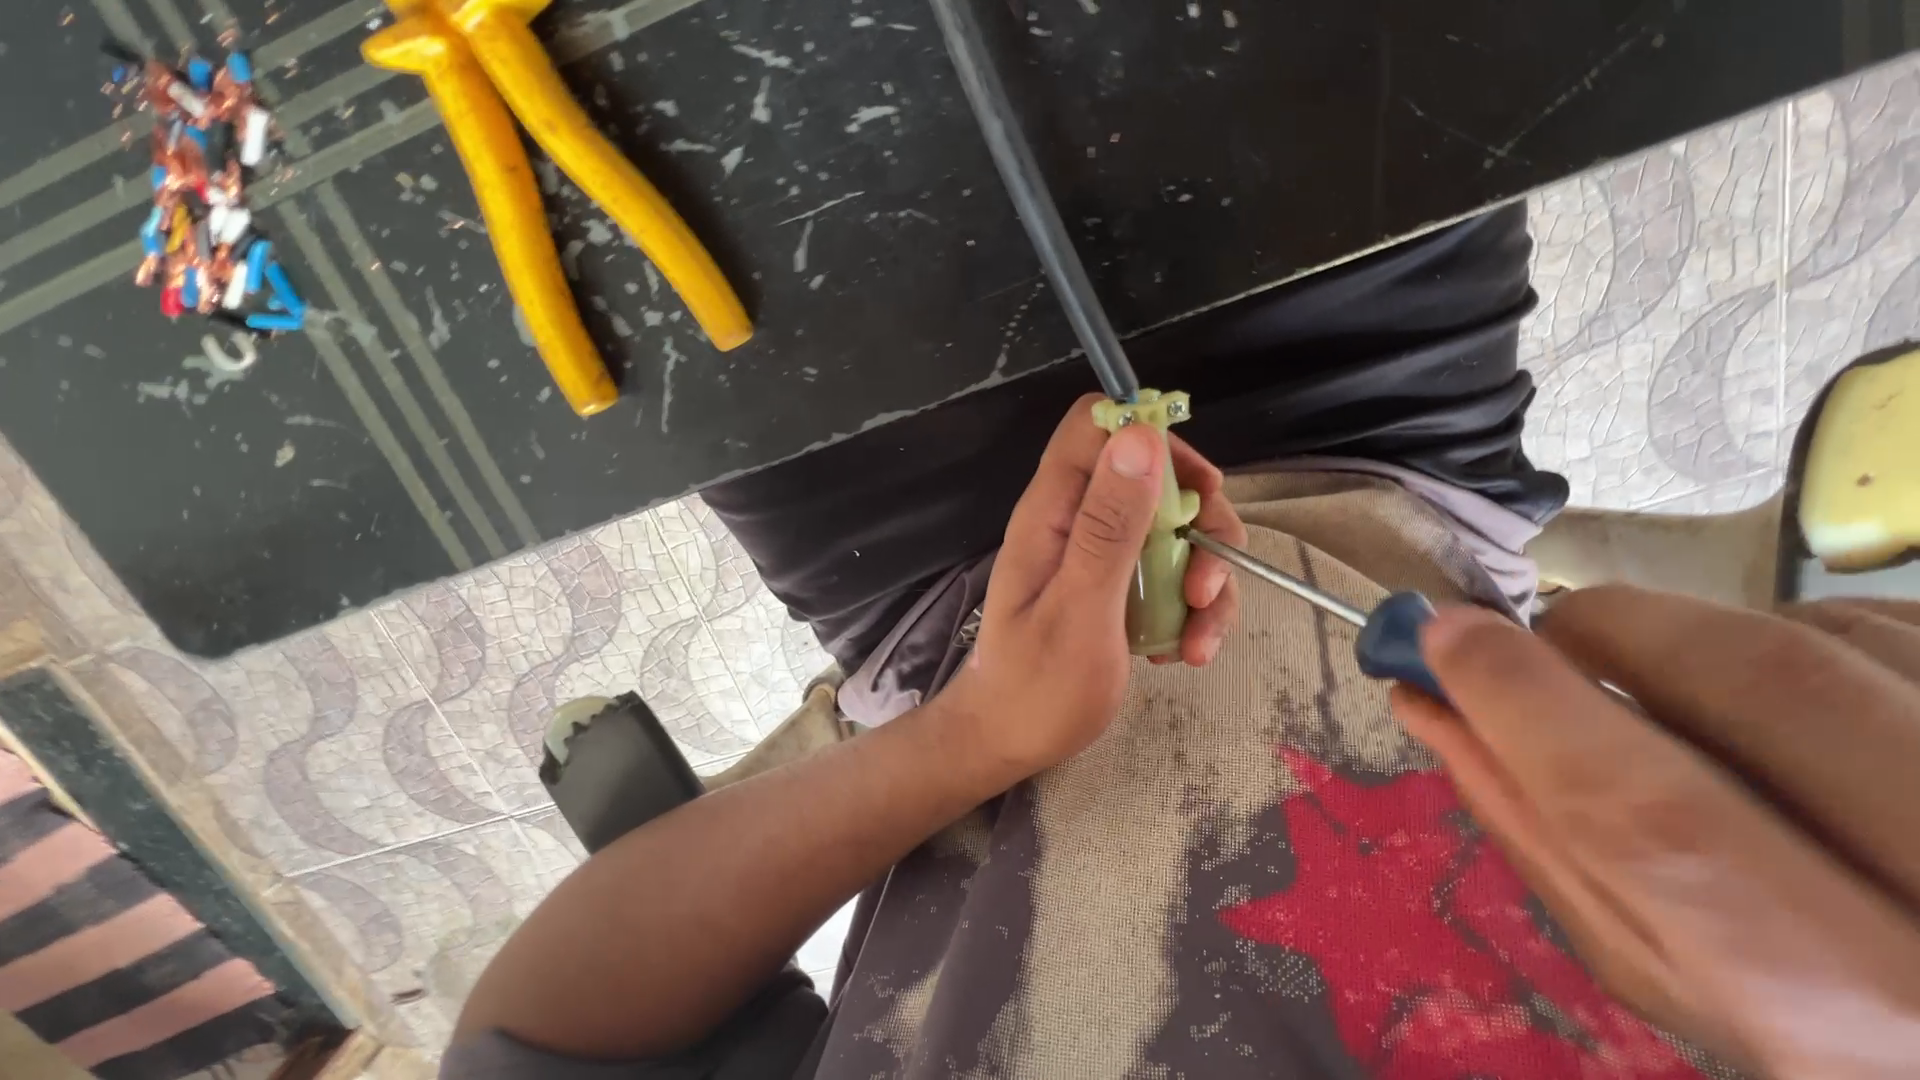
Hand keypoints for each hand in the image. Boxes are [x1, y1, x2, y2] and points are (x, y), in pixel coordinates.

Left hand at [939, 393, 1244, 777]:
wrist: (1012, 741)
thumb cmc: (1037, 686)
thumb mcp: (1079, 607)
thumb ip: (1108, 524)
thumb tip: (1139, 434)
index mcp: (1054, 510)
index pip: (1098, 425)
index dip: (1151, 435)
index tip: (1196, 487)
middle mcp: (1077, 521)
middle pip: (1157, 477)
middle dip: (1200, 525)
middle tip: (1205, 586)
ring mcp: (1100, 555)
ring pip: (1177, 531)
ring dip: (1206, 582)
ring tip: (1198, 643)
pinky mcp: (1119, 587)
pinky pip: (1173, 575)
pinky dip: (1193, 611)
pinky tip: (1184, 654)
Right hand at [1396, 587, 1919, 1077]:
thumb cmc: (1792, 1007)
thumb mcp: (1649, 958)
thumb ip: (1532, 826)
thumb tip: (1429, 699)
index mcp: (1842, 1010)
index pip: (1649, 812)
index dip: (1524, 700)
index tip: (1446, 635)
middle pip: (1765, 681)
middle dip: (1612, 628)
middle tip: (1556, 635)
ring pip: (1832, 637)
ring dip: (1708, 639)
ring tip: (1696, 702)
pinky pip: (1889, 621)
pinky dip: (1811, 635)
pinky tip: (1808, 706)